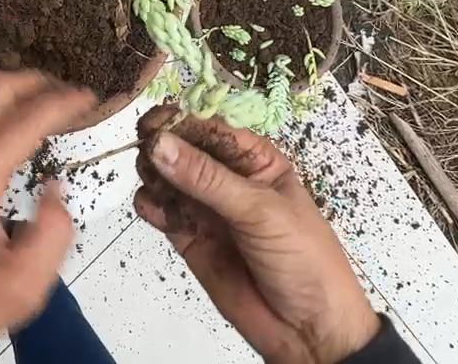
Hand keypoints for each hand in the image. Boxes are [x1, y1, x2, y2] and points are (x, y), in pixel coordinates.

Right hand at [133, 107, 379, 363]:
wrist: (311, 336)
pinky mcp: (188, 236)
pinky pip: (160, 210)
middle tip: (146, 154)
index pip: (209, 128)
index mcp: (252, 160)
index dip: (180, 121)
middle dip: (161, 146)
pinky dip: (150, 204)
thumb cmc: (303, 259)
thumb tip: (157, 143)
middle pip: (182, 148)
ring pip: (166, 176)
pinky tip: (154, 210)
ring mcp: (205, 207)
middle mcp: (225, 177)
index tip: (152, 124)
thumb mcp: (260, 210)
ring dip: (152, 173)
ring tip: (152, 184)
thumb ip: (206, 177)